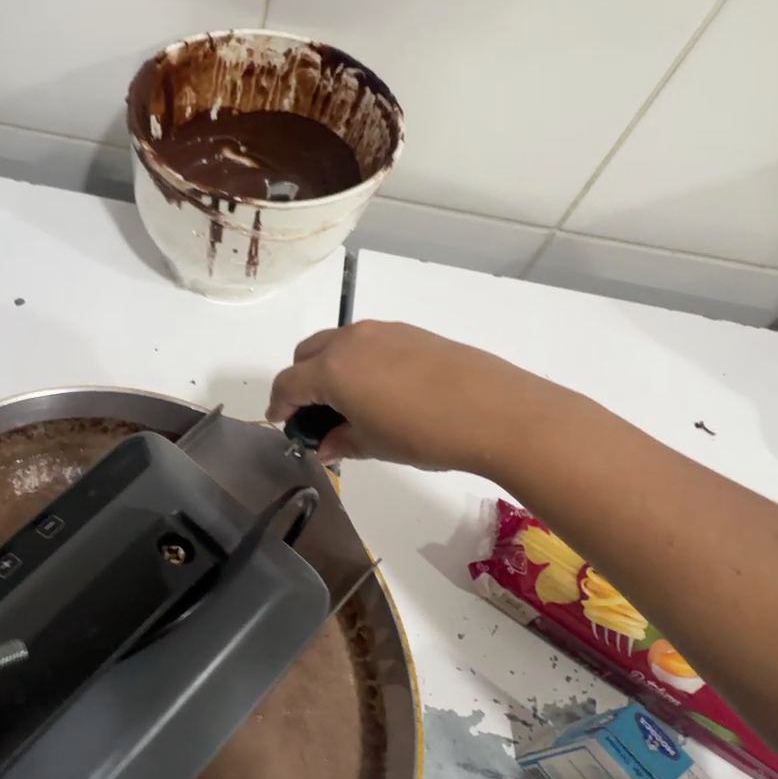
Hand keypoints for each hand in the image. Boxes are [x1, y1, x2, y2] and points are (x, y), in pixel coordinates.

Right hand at [266, 320, 580, 474]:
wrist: (498, 412)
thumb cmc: (424, 435)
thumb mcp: (374, 445)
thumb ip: (341, 442)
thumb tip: (325, 446)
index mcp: (331, 369)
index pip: (288, 383)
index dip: (279, 405)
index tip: (281, 422)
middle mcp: (349, 341)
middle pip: (306, 354)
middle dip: (301, 381)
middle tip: (313, 412)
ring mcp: (382, 331)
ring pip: (338, 344)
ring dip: (330, 368)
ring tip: (350, 400)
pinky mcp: (411, 332)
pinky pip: (369, 342)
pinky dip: (360, 361)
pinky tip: (384, 389)